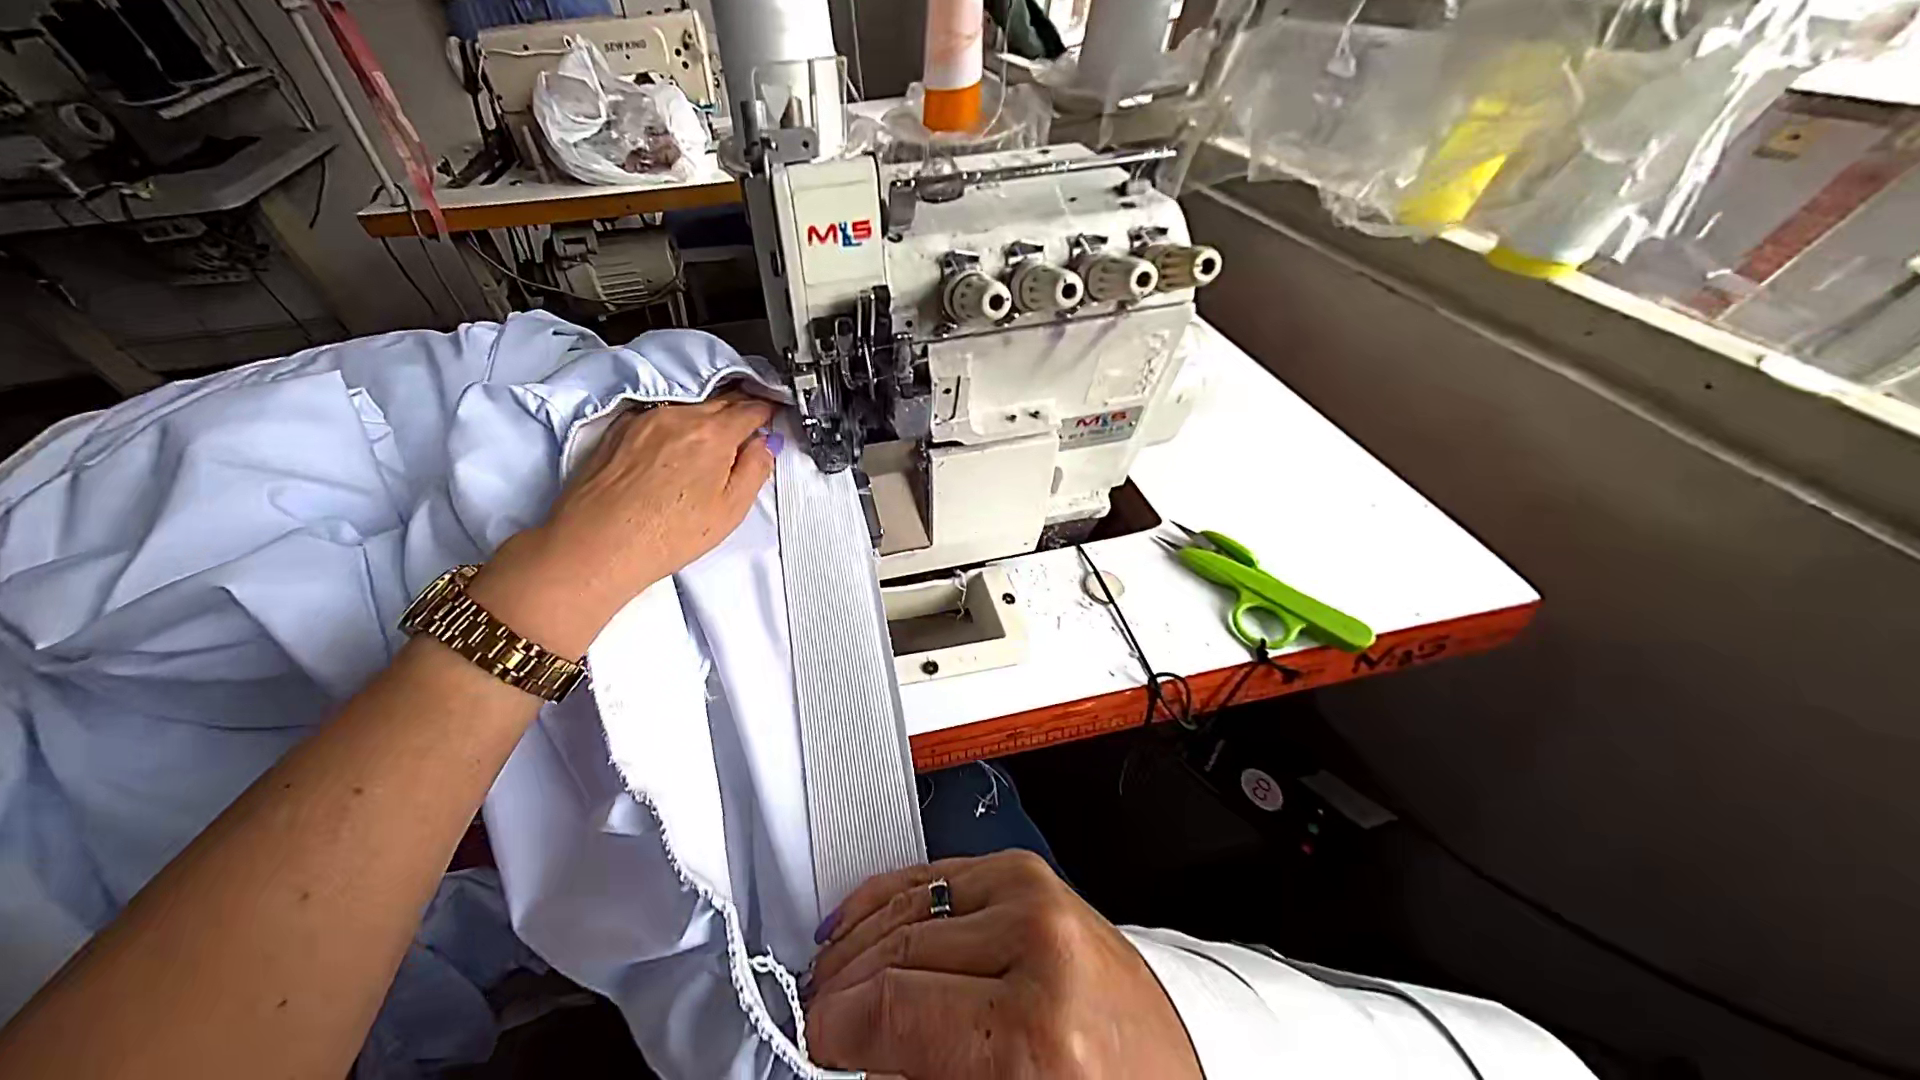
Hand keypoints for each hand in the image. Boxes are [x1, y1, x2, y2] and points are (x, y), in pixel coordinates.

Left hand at [467, 391, 775, 655]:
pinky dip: (678, 423)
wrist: (597, 546)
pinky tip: (678, 450)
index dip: (767, 411)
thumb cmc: (662, 535)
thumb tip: (763, 446)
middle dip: (740, 408)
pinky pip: (661, 415)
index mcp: (712, 433)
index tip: (772, 415)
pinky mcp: (620, 429)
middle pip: (721, 400)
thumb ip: (756, 469)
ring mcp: (645, 420)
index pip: (751, 408)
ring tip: (715, 443)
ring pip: (690, 405)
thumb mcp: (731, 510)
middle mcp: (678, 416)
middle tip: (751, 427)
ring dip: (709, 415)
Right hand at [806, 851, 1202, 1079]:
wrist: (1169, 1056)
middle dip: (842, 989)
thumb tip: (855, 1046)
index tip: (817, 1042)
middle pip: (893, 953)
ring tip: (834, 975)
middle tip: (820, 1017)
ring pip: (906, 906)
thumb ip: (916, 1065)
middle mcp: (1033, 943)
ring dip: (858, 942)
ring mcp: (1031, 893)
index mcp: (1032, 1029)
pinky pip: (935, 875)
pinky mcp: (1026, 871)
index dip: (834, 1029)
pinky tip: (864, 921)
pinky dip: (889, 897)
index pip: (889, 1007)